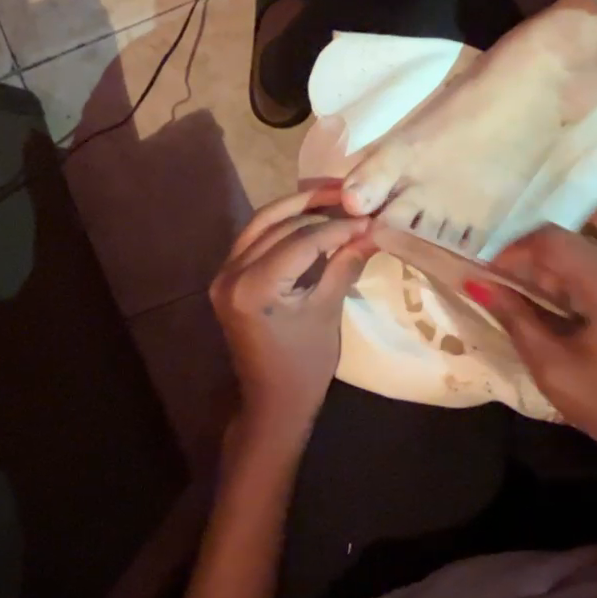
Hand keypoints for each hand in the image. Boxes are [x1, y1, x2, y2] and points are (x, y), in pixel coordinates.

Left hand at [212, 187, 375, 445]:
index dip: (337, 226)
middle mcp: (231, 274)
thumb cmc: (304, 366)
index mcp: (255, 287)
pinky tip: (309, 219)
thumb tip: (372, 230)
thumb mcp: (328, 312)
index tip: (368, 217)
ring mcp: (224, 275)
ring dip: (295, 209)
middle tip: (350, 194)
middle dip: (315, 207)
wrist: (273, 402)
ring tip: (332, 196)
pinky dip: (281, 226)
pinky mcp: (227, 279)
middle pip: (276, 224)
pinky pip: (253, 240)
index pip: (301, 240)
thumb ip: (344, 264)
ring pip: (260, 224)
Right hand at [468, 202, 596, 459]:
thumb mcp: (551, 366)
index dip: (514, 252)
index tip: (494, 278)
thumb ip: (515, 317)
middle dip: (544, 253)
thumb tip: (478, 283)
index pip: (550, 239)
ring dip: (582, 240)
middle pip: (578, 226)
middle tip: (531, 291)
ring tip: (570, 281)